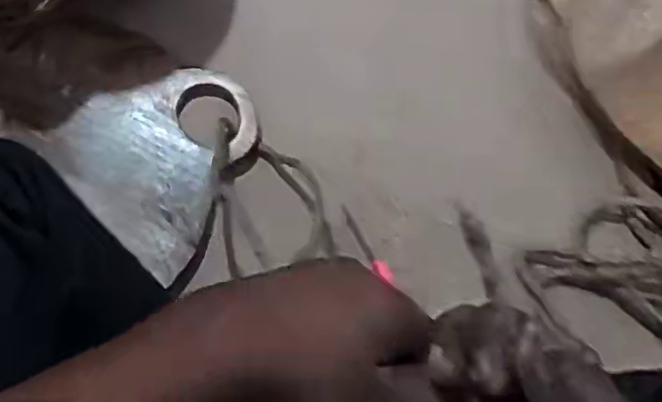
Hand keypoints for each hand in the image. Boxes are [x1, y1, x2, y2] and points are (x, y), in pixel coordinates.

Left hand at [1, 260, 433, 398]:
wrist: (219, 348)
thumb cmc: (307, 377)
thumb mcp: (376, 400)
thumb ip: (421, 395)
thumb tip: (443, 389)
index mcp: (383, 296)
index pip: (434, 340)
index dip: (433, 378)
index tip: (413, 399)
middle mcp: (350, 272)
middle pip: (391, 328)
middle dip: (390, 364)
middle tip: (368, 392)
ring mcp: (309, 273)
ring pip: (352, 321)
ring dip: (353, 354)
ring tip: (331, 383)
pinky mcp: (276, 283)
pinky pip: (316, 316)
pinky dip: (318, 341)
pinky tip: (299, 367)